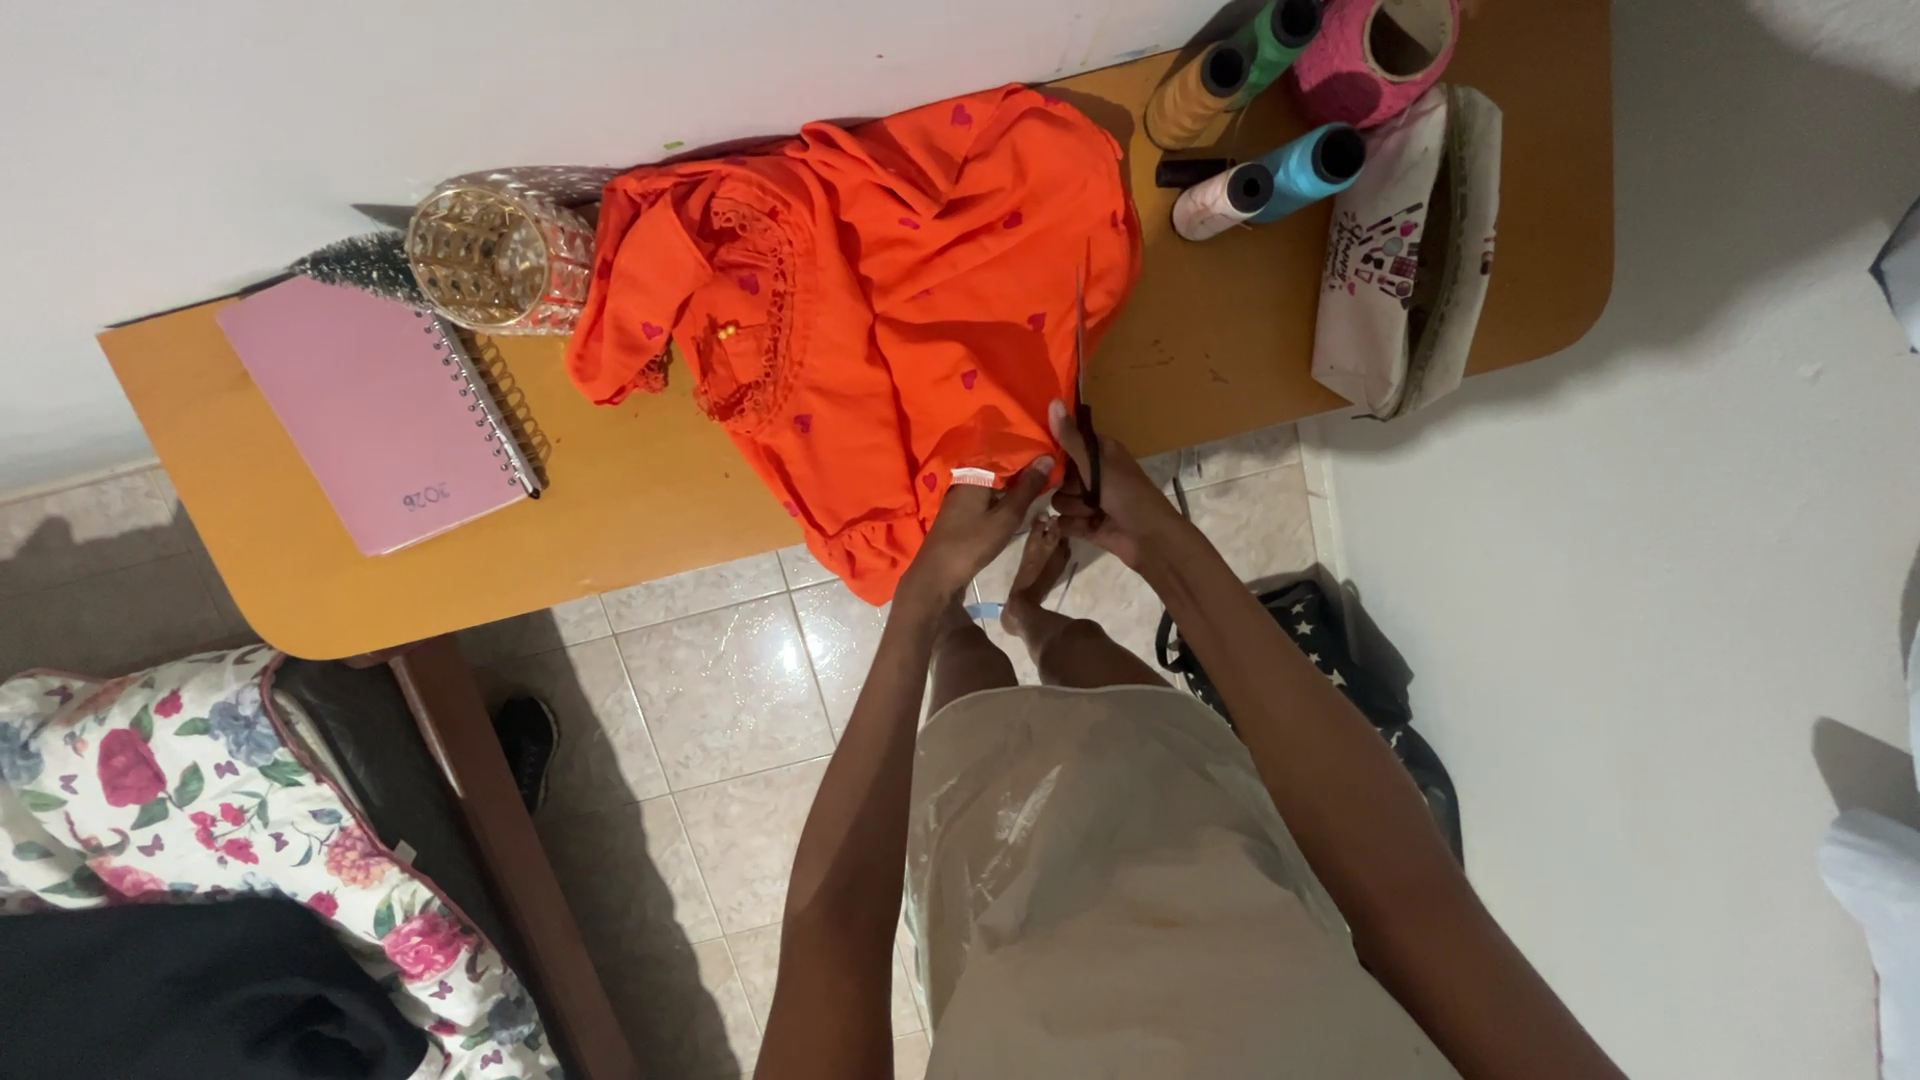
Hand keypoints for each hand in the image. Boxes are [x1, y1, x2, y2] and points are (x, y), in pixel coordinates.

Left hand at [899, 459, 1053, 606]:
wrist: (937, 573)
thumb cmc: (972, 544)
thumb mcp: (1006, 517)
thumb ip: (1027, 488)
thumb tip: (1047, 457)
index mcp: (975, 473)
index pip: (1007, 452)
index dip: (1031, 452)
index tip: (1053, 455)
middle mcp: (966, 477)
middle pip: (999, 464)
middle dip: (1024, 465)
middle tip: (1052, 466)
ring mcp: (961, 493)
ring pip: (994, 478)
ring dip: (1015, 479)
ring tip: (1041, 478)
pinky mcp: (961, 507)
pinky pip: (987, 490)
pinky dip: (1003, 490)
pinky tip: (1018, 496)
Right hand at [1048, 399, 1185, 568]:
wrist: (1150, 539)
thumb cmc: (1129, 495)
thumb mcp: (1098, 466)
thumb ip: (1071, 439)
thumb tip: (1053, 401)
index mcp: (1100, 453)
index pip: (1068, 443)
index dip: (1057, 451)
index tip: (1046, 455)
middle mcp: (1093, 475)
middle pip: (1059, 476)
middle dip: (1067, 486)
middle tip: (1084, 490)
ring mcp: (1089, 501)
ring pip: (1059, 500)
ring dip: (1075, 508)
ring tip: (1094, 512)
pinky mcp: (1085, 525)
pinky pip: (1063, 522)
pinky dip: (1075, 525)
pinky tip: (1091, 526)